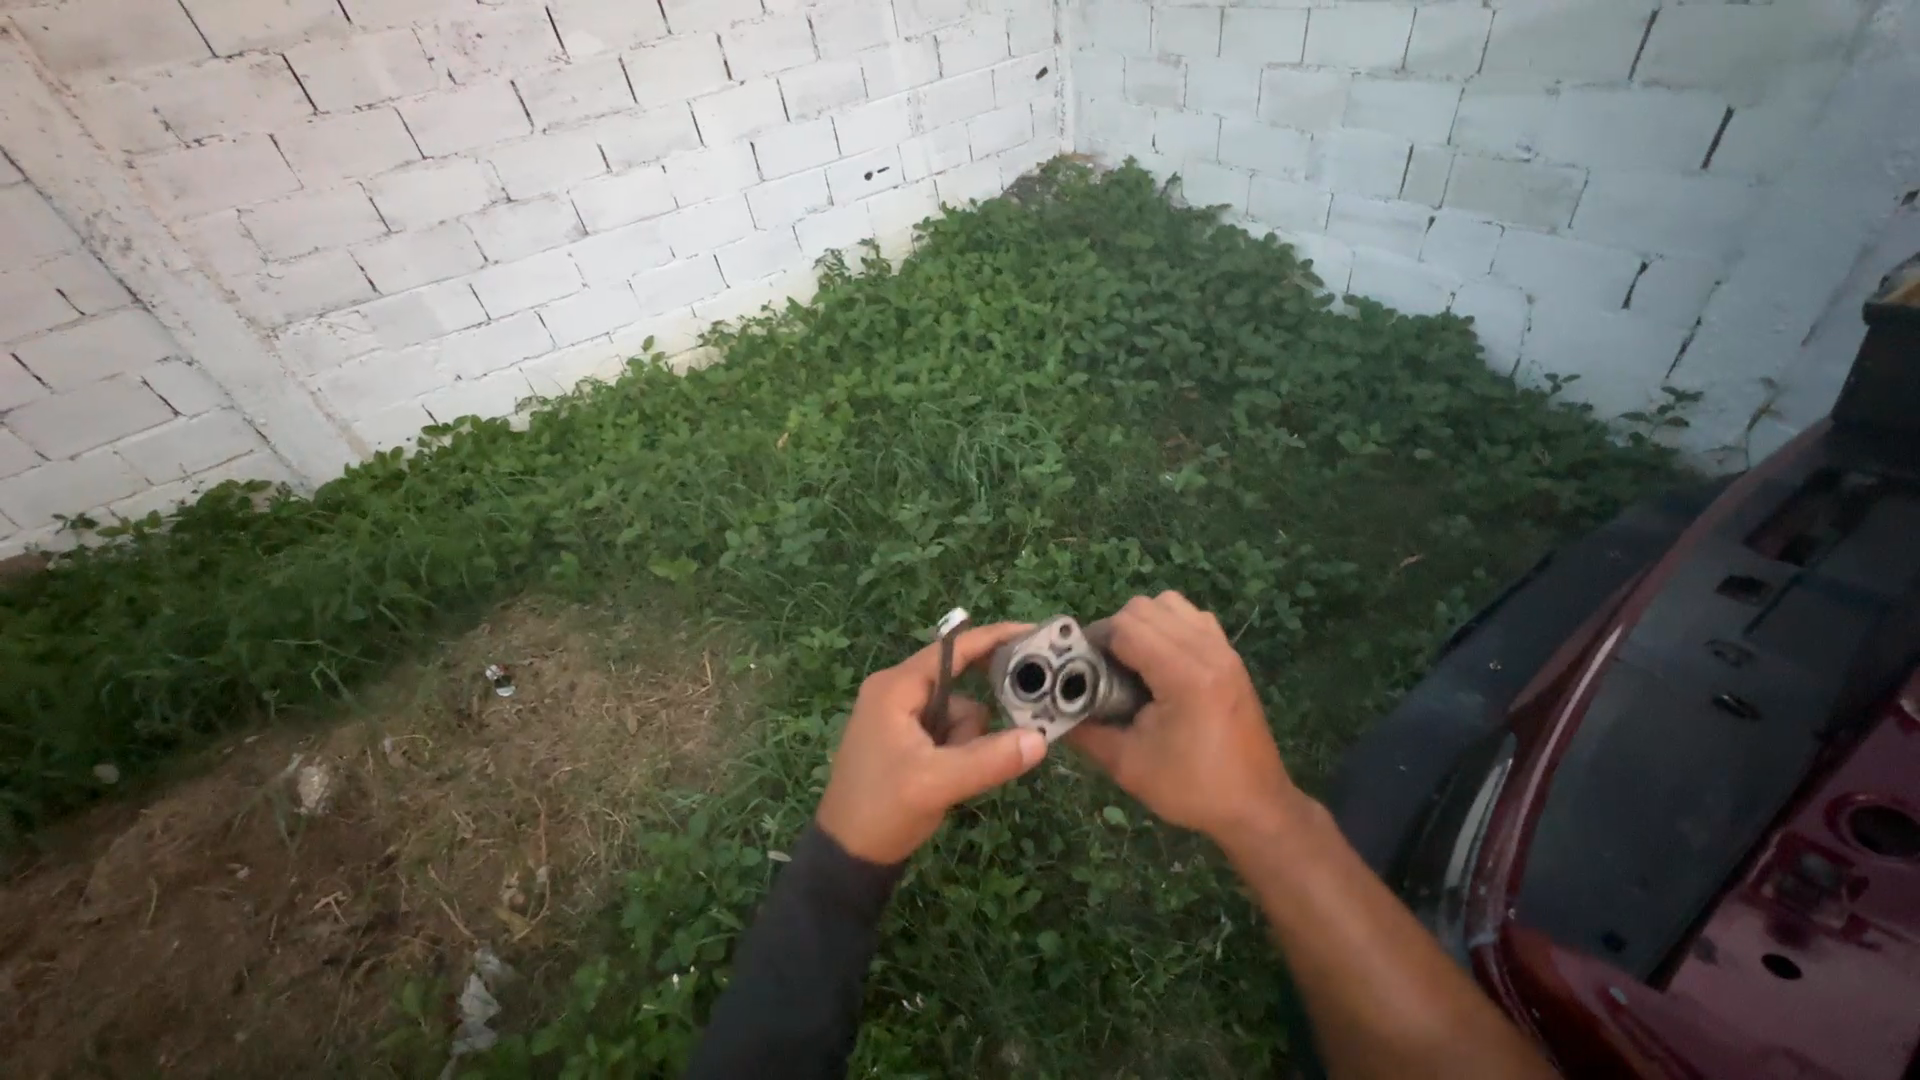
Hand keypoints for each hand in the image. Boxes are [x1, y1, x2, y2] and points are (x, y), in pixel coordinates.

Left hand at [816, 623, 1049, 863]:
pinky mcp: (904, 738)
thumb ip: (990, 759)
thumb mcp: (938, 783)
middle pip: (959, 680)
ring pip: (958, 710)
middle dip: (981, 709)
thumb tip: (1040, 739)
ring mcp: (898, 715)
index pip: (953, 649)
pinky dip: (958, 749)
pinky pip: (947, 729)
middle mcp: (895, 691)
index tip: (1034, 633)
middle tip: (1016, 722)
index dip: (994, 638)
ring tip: (951, 774)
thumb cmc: (883, 809)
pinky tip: (947, 776)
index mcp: (895, 687)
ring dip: (968, 739)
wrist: (847, 854)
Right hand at [1069, 592, 1303, 848]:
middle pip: (1145, 607)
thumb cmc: (1192, 788)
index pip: (1126, 627)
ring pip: (1169, 604)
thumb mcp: (1127, 765)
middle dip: (1114, 630)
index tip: (1080, 666)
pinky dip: (1168, 626)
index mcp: (1185, 675)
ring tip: (1132, 662)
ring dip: (1142, 624)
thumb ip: (1085, 731)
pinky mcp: (1230, 656)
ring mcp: (1224, 649)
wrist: (1256, 806)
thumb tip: (1049, 709)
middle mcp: (1208, 650)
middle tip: (1102, 668)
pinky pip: (1191, 617)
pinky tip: (1160, 664)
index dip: (1094, 640)